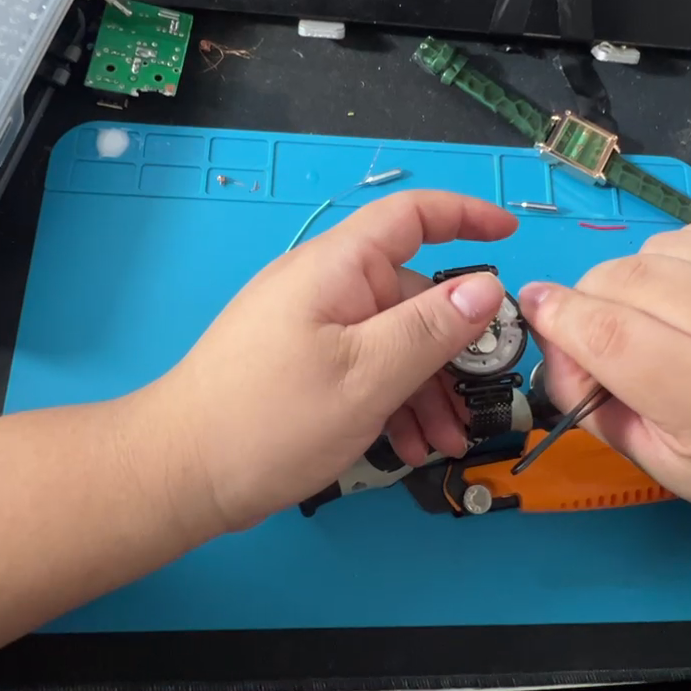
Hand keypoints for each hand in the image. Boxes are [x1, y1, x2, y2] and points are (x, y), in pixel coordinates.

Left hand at [142, 190, 516, 533]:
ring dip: (426, 388)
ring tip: (446, 444)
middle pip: (412, 295)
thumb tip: (487, 285)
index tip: (511, 234)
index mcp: (339, 266)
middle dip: (452, 349)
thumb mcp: (368, 375)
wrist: (179, 474)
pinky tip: (410, 446)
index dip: (465, 215)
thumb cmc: (273, 418)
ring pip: (391, 340)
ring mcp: (312, 324)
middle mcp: (327, 285)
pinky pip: (364, 365)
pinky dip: (392, 399)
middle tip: (479, 403)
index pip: (411, 216)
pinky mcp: (302, 361)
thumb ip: (432, 327)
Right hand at [520, 219, 690, 536]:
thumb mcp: (662, 464)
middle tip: (596, 327)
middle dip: (590, 296)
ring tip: (656, 315)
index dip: (558, 315)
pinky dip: (675, 256)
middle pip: (630, 280)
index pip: (614, 336)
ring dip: (634, 276)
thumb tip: (553, 331)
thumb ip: (592, 400)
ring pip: (660, 247)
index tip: (534, 306)